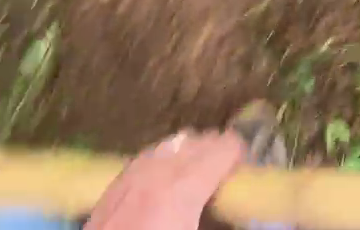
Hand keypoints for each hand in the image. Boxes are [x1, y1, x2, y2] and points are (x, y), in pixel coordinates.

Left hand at [87, 130, 244, 229]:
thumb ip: (220, 220)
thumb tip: (243, 215)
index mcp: (183, 188)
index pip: (225, 146)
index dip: (241, 158)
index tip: (246, 177)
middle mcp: (158, 170)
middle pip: (200, 139)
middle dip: (218, 155)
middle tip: (226, 183)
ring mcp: (132, 174)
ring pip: (173, 142)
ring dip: (191, 155)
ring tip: (197, 182)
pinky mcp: (113, 185)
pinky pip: (148, 156)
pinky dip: (165, 161)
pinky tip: (165, 185)